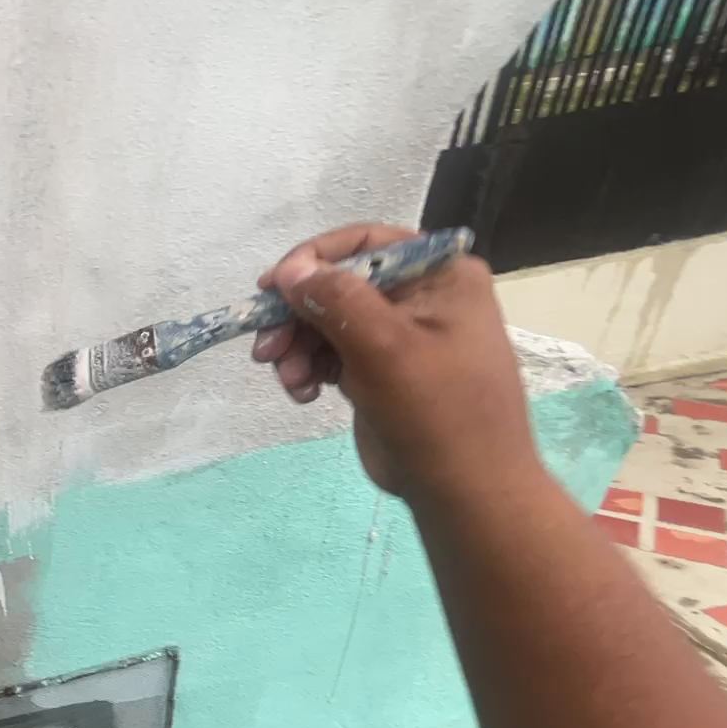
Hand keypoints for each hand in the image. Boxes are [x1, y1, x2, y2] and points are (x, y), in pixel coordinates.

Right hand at [248, 223, 544, 505]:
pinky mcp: (374, 367)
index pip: (364, 243)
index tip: (269, 289)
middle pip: (333, 287)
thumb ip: (338, 301)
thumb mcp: (384, 349)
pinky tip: (304, 395)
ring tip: (290, 383)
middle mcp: (417, 297)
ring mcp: (394, 334)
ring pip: (321, 323)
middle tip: (265, 352)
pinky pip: (324, 354)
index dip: (311, 260)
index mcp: (437, 276)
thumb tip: (290, 271)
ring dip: (294, 351)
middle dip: (294, 319)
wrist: (461, 484)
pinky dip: (305, 371)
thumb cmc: (437, 411)